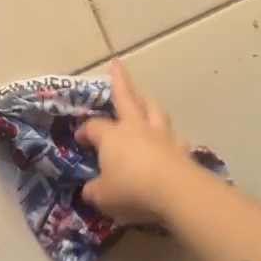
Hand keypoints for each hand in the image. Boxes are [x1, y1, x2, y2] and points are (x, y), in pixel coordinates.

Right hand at [77, 60, 203, 224]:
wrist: (175, 191)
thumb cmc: (132, 189)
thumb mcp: (103, 196)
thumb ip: (94, 190)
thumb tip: (90, 189)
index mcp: (112, 135)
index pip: (94, 127)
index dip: (85, 131)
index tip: (80, 139)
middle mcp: (135, 127)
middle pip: (126, 98)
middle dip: (119, 80)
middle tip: (116, 64)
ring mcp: (160, 135)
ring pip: (153, 109)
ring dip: (147, 102)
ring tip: (145, 99)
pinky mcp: (180, 149)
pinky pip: (174, 137)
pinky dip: (170, 137)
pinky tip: (171, 142)